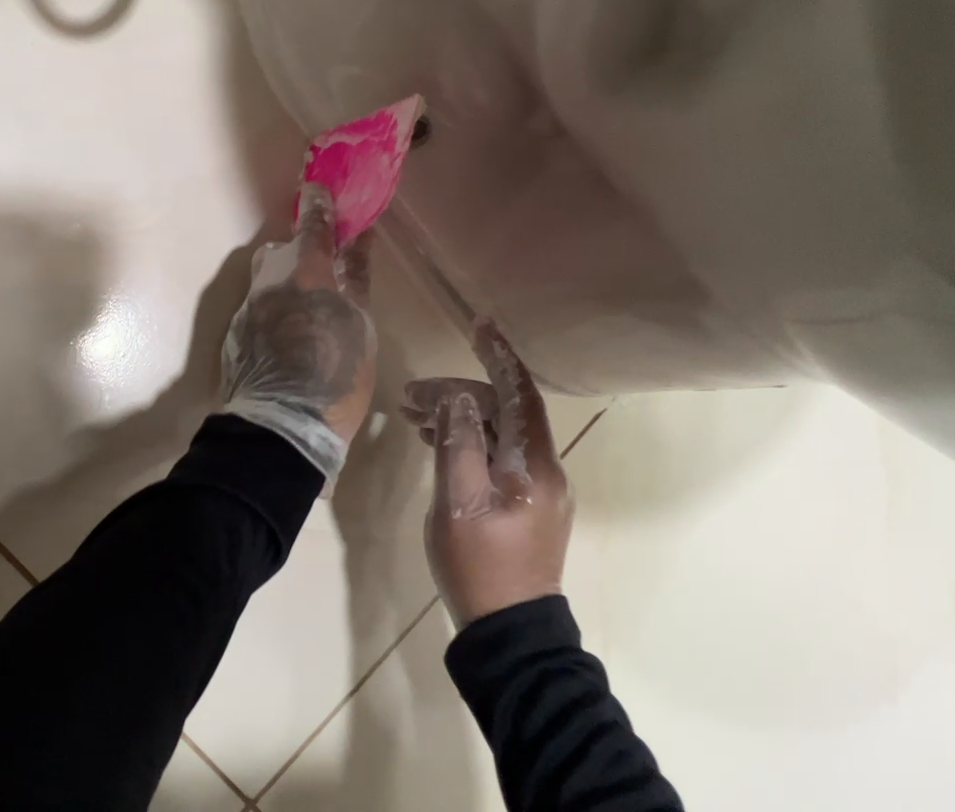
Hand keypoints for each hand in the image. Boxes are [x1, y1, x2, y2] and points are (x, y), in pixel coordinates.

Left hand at [220, 183, 375, 481]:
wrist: (281, 425)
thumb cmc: (336, 377)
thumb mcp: (360, 328)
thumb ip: (353, 283)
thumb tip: (351, 250)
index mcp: (304, 272)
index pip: (313, 225)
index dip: (319, 206)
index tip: (318, 189)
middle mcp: (269, 281)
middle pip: (283, 251)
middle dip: (301, 253)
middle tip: (322, 271)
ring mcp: (248, 307)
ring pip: (266, 279)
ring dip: (285, 282)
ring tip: (306, 307)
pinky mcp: (236, 331)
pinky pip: (257, 307)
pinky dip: (274, 310)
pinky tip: (288, 335)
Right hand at [404, 322, 572, 626]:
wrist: (509, 630)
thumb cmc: (480, 564)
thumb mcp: (459, 501)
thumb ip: (459, 443)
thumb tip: (459, 397)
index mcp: (534, 464)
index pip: (520, 394)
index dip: (499, 356)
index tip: (478, 325)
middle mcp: (544, 469)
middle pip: (503, 412)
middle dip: (458, 394)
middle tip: (410, 395)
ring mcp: (537, 488)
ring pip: (497, 434)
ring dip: (459, 418)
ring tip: (412, 416)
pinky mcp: (525, 504)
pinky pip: (496, 455)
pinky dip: (466, 441)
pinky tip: (436, 442)